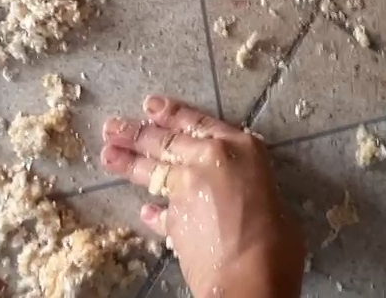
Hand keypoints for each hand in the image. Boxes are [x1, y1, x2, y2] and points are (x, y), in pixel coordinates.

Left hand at [100, 96, 302, 297]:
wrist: (251, 279)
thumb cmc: (277, 239)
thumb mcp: (270, 193)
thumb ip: (246, 183)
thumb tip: (239, 195)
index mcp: (241, 147)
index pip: (199, 122)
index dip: (173, 113)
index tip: (151, 106)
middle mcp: (209, 159)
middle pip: (167, 140)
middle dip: (137, 132)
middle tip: (113, 126)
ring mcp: (187, 189)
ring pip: (153, 170)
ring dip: (128, 162)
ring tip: (108, 153)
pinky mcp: (174, 221)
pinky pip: (160, 212)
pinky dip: (152, 211)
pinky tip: (144, 211)